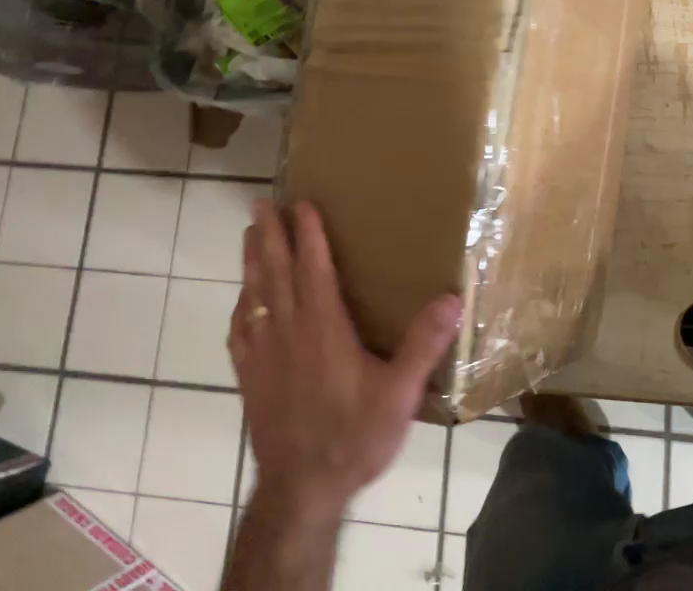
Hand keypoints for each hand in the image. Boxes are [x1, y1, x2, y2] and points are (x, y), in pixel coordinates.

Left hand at [229, 199, 460, 511]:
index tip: (301, 203)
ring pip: (254, 295)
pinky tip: (243, 299)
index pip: (314, 270)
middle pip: (276, 273)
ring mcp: (263, 355)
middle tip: (262, 201)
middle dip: (271, 234)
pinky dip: (241, 305)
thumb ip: (423, 344)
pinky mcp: (250, 377)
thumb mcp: (399, 394)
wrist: (301, 490)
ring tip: (251, 232)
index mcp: (324, 329)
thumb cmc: (354, 437)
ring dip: (253, 260)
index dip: (308, 234)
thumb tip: (452, 297)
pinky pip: (240, 330)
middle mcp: (288, 333)